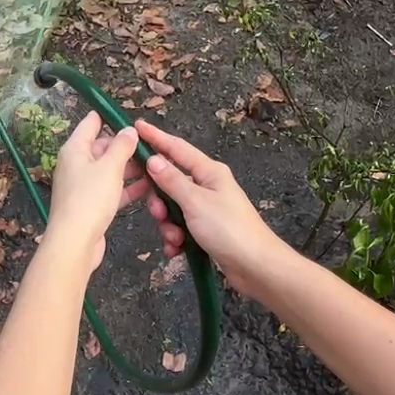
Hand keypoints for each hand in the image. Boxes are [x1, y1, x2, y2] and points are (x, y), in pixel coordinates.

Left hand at [45, 112, 144, 268]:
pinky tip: (148, 187)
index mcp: (75, 149)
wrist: (75, 242)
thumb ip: (122, 146)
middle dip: (125, 146)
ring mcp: (83, 186)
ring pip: (109, 170)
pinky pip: (112, 189)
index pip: (90, 124)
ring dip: (130, 168)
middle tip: (151, 145)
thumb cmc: (89, 199)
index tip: (128, 115)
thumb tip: (129, 130)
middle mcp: (76, 164)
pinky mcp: (91, 204)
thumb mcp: (110, 167)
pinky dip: (127, 187)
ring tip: (154, 164)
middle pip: (102, 148)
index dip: (108, 116)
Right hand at [133, 120, 292, 300]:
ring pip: (173, 208)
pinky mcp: (206, 229)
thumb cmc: (230, 230)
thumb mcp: (195, 202)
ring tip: (175, 239)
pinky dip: (176, 239)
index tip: (137, 127)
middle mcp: (208, 186)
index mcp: (209, 172)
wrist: (256, 267)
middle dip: (160, 200)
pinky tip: (177, 250)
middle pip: (171, 182)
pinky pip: (181, 228)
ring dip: (168, 225)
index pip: (177, 149)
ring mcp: (207, 208)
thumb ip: (172, 181)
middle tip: (158, 213)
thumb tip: (153, 160)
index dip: (156, 138)